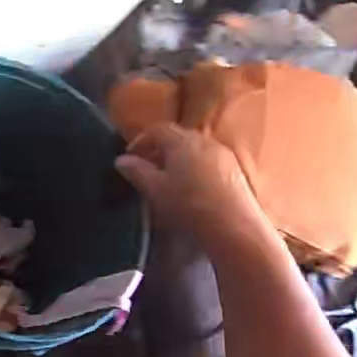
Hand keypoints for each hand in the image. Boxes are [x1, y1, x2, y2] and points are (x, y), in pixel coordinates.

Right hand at [115, 124, 269, 251]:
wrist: (233, 227)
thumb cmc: (188, 204)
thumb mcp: (155, 189)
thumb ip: (137, 171)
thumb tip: (121, 160)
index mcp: (183, 142)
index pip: (158, 129)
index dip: (140, 140)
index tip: (129, 157)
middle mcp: (205, 142)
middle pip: (178, 137)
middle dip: (159, 149)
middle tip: (146, 168)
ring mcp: (224, 155)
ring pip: (194, 149)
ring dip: (177, 159)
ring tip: (166, 180)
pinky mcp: (235, 171)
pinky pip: (208, 161)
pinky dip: (194, 167)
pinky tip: (189, 188)